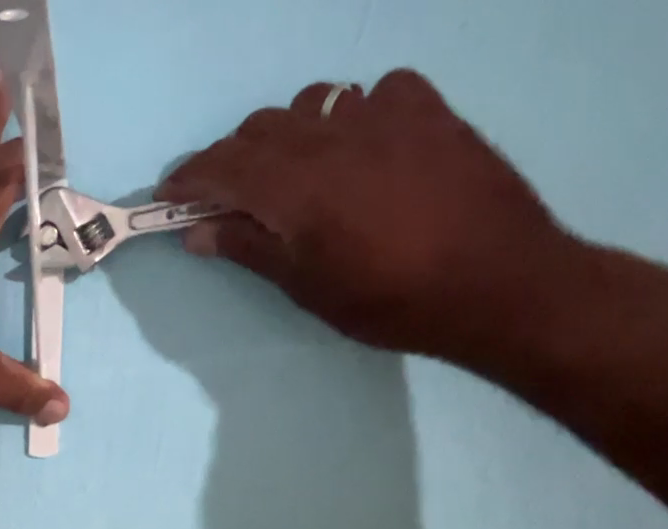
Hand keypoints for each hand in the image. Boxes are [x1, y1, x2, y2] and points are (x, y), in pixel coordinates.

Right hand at [158, 70, 572, 361]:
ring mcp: (385, 117)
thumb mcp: (305, 286)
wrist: (499, 284)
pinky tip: (364, 144)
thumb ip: (248, 248)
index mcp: (294, 185)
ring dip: (287, 132)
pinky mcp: (431, 112)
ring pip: (313, 103)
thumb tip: (196, 230)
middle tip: (228, 198)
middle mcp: (331, 137)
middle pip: (258, 128)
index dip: (187, 178)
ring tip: (294, 170)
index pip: (220, 165)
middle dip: (231, 159)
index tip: (168, 197)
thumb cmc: (389, 299)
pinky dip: (355, 112)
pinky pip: (378, 91)